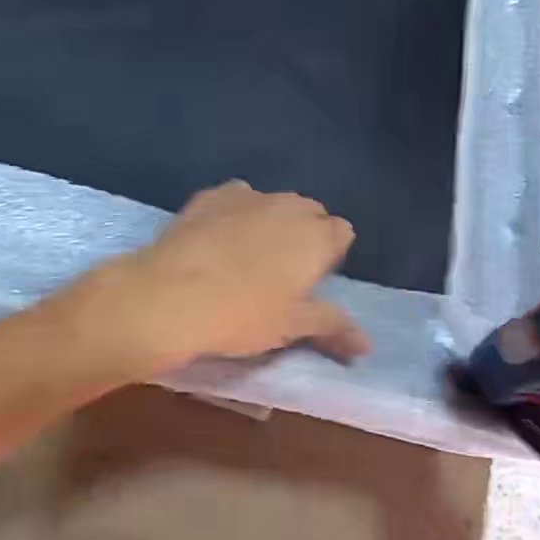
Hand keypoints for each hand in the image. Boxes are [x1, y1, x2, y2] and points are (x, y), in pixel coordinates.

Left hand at [65, 181, 370, 375]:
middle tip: (280, 272)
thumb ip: (333, 326)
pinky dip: (232, 214)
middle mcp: (288, 205)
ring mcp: (247, 195)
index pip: (341, 233)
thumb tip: (366, 344)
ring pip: (271, 203)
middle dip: (302, 235)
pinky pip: (233, 199)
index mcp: (317, 235)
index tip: (309, 280)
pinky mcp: (210, 195)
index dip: (328, 255)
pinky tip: (214, 240)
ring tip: (244, 255)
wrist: (173, 295)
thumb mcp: (292, 327)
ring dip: (268, 221)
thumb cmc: (243, 315)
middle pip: (308, 213)